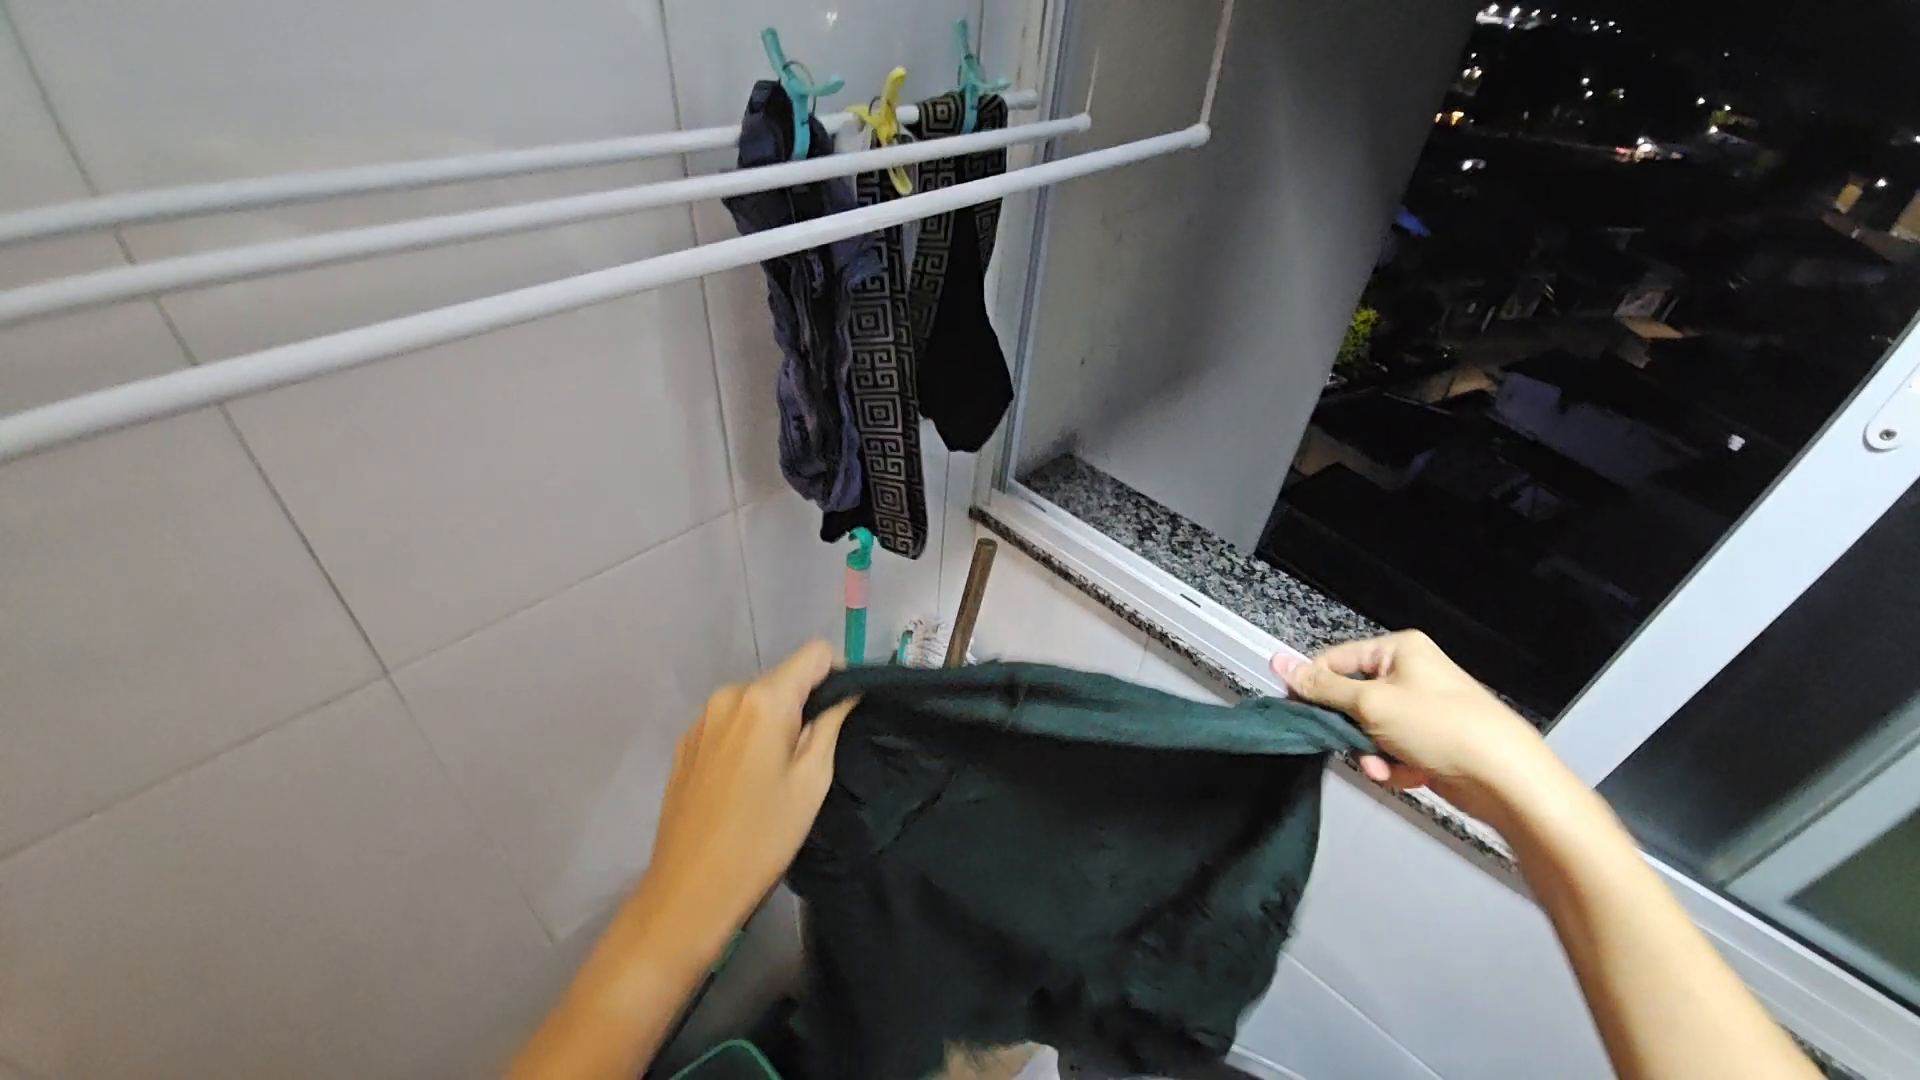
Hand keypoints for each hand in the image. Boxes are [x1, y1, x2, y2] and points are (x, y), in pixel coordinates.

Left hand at [634, 641, 856, 952]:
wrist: (689, 891)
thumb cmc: (762, 837)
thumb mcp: (812, 781)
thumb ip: (830, 725)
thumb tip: (845, 693)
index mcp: (763, 700)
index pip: (815, 653)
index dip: (838, 675)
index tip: (843, 713)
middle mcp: (728, 696)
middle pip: (783, 677)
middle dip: (804, 703)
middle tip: (812, 756)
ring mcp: (701, 719)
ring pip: (756, 701)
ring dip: (775, 721)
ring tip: (777, 773)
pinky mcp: (685, 744)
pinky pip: (730, 722)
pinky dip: (747, 736)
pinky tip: (746, 782)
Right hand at [1276, 631, 1553, 822]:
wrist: (1507, 779)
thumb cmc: (1439, 727)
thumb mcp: (1371, 703)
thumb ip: (1321, 686)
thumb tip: (1277, 660)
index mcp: (1399, 650)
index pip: (1336, 660)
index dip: (1314, 685)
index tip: (1297, 710)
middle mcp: (1410, 673)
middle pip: (1351, 697)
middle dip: (1348, 727)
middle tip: (1348, 743)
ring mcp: (1422, 709)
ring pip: (1369, 727)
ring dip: (1368, 750)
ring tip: (1383, 766)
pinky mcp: (1430, 741)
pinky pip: (1391, 747)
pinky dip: (1391, 764)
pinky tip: (1404, 775)